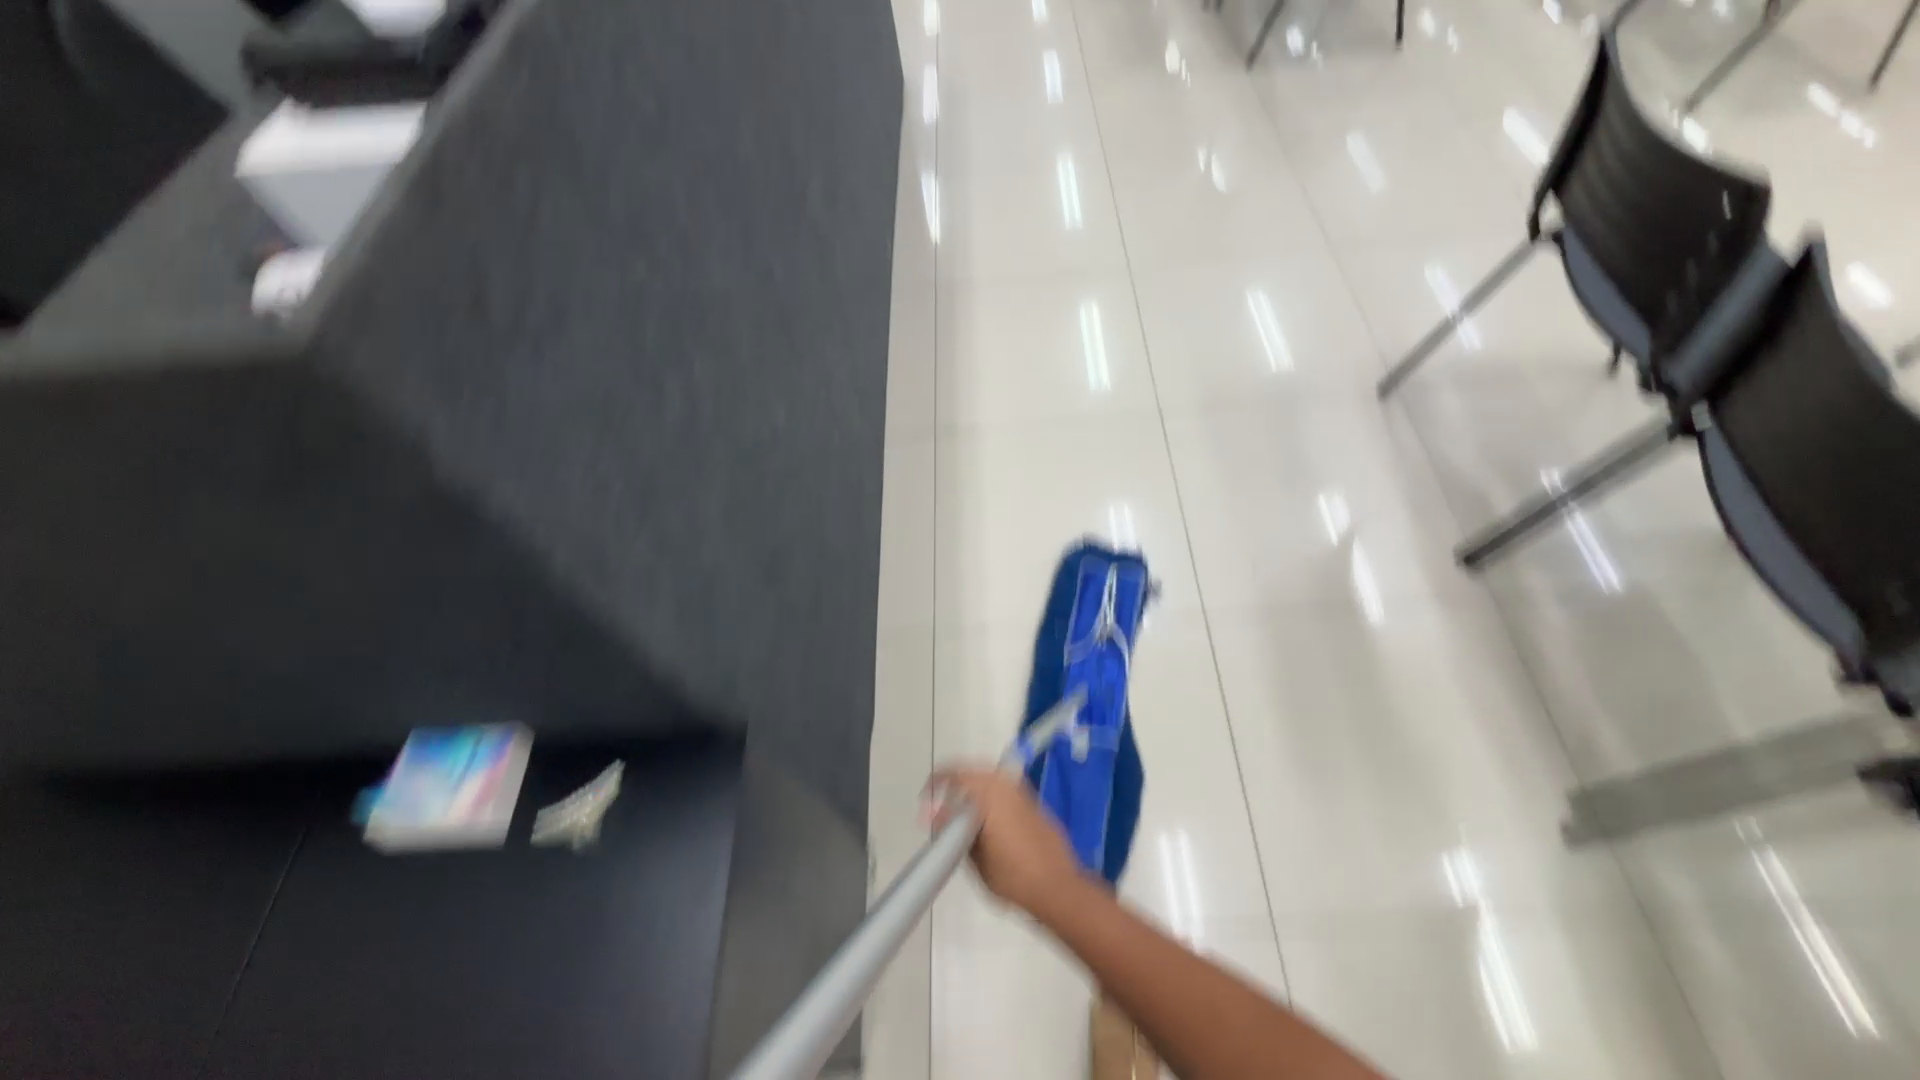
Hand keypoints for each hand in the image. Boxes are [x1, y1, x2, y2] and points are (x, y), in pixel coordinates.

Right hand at [926, 765, 1087, 919]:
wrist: (1058, 888)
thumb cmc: (1013, 878)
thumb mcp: (976, 860)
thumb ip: (956, 833)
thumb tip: (937, 815)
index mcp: (991, 797)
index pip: (959, 775)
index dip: (939, 780)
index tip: (927, 794)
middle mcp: (1009, 789)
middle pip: (977, 770)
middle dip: (957, 780)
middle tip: (943, 797)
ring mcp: (1026, 796)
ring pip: (995, 778)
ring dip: (976, 787)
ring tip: (962, 808)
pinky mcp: (1037, 808)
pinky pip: (1009, 791)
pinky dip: (993, 796)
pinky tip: (988, 818)